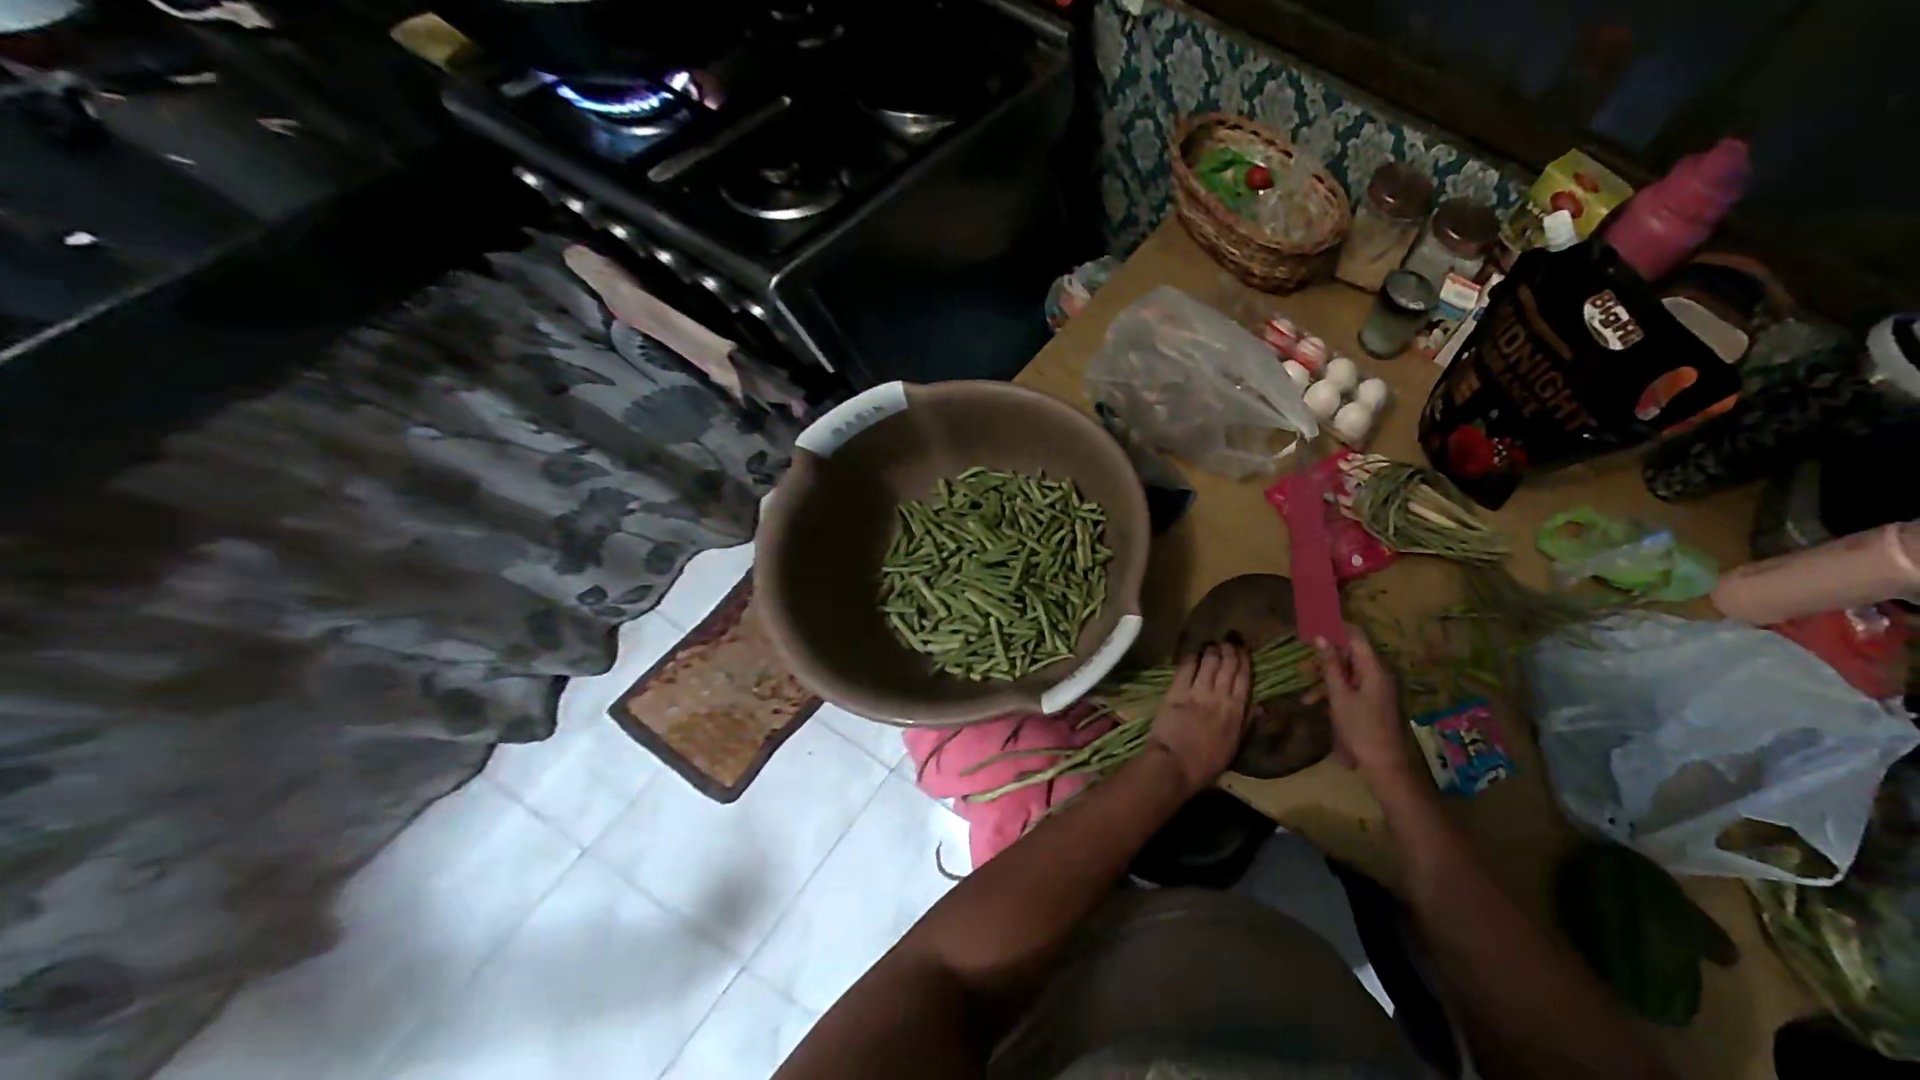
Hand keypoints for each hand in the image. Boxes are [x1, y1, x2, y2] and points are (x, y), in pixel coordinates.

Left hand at [1149, 639, 1251, 794]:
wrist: (1174, 765)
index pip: (1244, 678)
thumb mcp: (1235, 746)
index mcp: (1236, 711)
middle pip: (1227, 666)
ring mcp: (1197, 693)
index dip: (1244, 660)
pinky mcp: (1176, 692)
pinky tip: (1192, 654)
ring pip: (1208, 663)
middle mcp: (1219, 697)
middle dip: (1229, 650)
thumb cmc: (1206, 763)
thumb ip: (1247, 723)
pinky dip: (1191, 659)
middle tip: (1228, 642)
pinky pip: (1186, 669)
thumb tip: (1261, 705)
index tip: (1244, 650)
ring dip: (1211, 651)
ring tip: (1212, 645)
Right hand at [1315, 627, 1410, 781]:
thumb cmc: (1360, 727)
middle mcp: (1377, 673)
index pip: (1355, 635)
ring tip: (1301, 678)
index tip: (1312, 619)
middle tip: (1301, 646)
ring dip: (1324, 672)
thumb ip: (1330, 665)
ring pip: (1346, 669)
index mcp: (1373, 669)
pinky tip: (1312, 700)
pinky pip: (1349, 685)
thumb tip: (1321, 636)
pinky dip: (1331, 688)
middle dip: (1325, 650)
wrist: (1383, 764)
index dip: (1334, 624)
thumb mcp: (1339, 695)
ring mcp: (1375, 688)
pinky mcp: (1371, 700)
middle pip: (1350, 651)